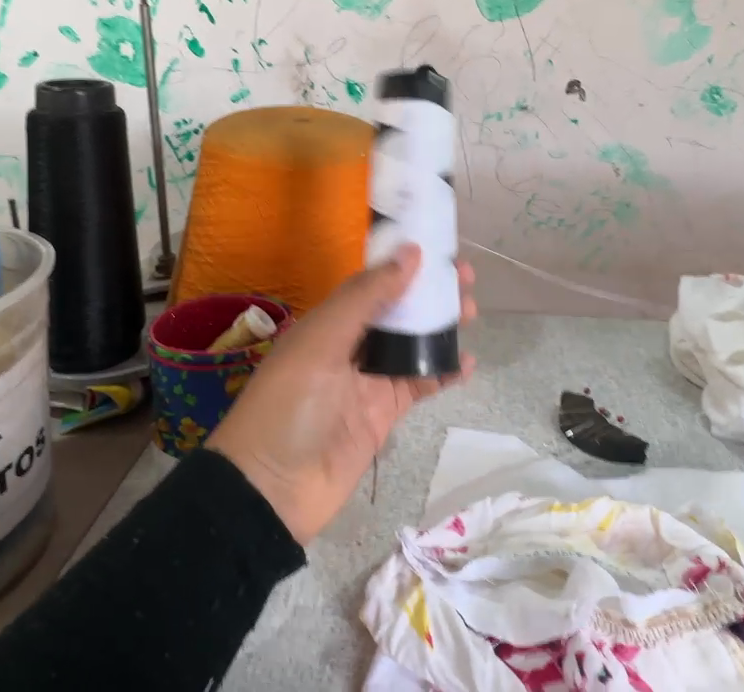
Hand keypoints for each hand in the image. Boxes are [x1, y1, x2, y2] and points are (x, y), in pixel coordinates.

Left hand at [208, 245, 476, 544]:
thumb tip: (410, 254)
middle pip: (397, 312)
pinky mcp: (384, 415)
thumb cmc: (289, 407)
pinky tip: (467, 363)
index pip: (372, 283)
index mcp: (327, 323)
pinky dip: (443, 372)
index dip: (404, 266)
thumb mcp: (321, 343)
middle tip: (465, 279)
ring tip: (472, 312)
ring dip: (441, 327)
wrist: (271, 491)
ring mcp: (368, 382)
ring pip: (413, 345)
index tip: (438, 251)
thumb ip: (365, 298)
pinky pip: (419, 384)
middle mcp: (349, 346)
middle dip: (430, 293)